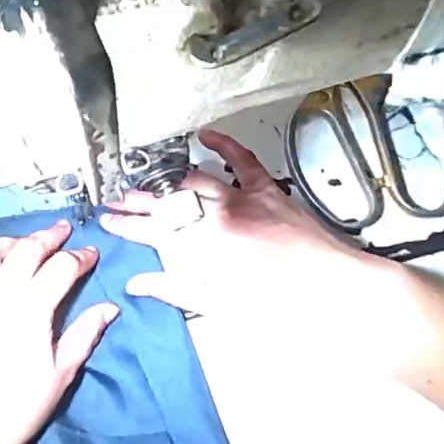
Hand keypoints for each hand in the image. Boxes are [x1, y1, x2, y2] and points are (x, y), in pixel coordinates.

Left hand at [0, 221, 118, 443]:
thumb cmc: (18, 404)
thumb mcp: (61, 371)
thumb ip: (84, 332)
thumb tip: (109, 307)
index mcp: (33, 304)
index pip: (63, 265)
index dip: (80, 257)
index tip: (90, 254)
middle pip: (27, 247)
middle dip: (49, 237)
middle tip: (62, 232)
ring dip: (12, 243)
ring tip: (24, 247)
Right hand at [100, 129, 418, 372]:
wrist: (335, 295)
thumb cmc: (278, 306)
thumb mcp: (214, 303)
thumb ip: (172, 288)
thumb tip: (138, 283)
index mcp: (200, 244)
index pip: (150, 230)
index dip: (124, 225)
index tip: (108, 222)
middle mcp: (216, 214)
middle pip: (165, 201)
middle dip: (137, 200)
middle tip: (117, 199)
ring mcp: (241, 198)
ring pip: (193, 179)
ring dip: (166, 178)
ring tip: (146, 179)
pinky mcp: (267, 191)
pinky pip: (244, 161)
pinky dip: (226, 146)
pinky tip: (207, 137)